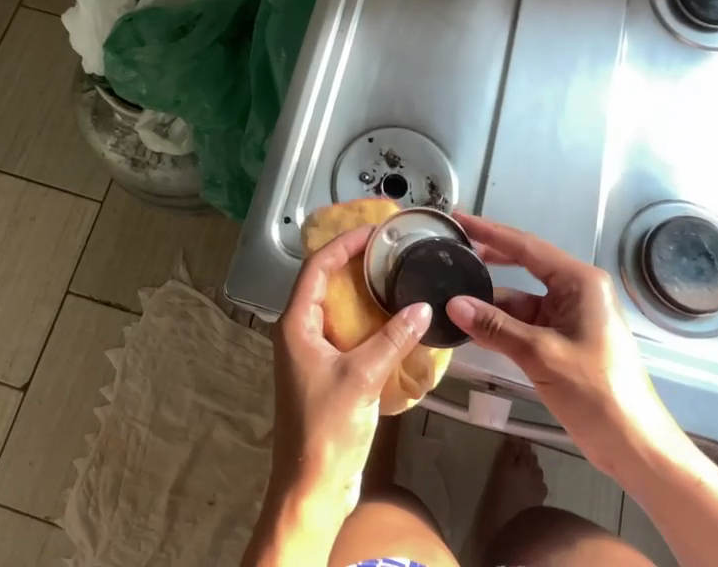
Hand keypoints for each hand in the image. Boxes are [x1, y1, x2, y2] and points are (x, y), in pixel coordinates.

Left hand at [270, 224, 432, 513]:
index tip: (375, 231)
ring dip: (362, 291)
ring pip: (336, 307)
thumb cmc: (326, 429)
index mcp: (296, 324)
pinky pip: (346, 332)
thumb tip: (421, 306)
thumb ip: (392, 339)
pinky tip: (394, 322)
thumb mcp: (362, 378)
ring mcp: (311, 353)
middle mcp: (299, 331)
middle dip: (355, 262)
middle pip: (325, 281)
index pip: (317, 266)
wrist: (311, 486)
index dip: (344, 243)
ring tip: (396, 277)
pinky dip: (367, 321)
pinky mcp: (326, 372)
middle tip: (390, 250)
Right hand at [445, 214, 689, 475]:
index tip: (460, 219)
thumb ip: (495, 326)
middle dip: (489, 260)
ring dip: (491, 301)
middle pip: (524, 266)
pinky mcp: (565, 342)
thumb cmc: (596, 391)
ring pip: (522, 299)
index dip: (490, 232)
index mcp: (580, 282)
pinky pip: (526, 323)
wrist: (634, 445)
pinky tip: (472, 328)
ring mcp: (571, 317)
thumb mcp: (540, 355)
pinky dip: (501, 325)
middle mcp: (577, 292)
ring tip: (450, 294)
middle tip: (452, 250)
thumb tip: (453, 304)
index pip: (527, 246)